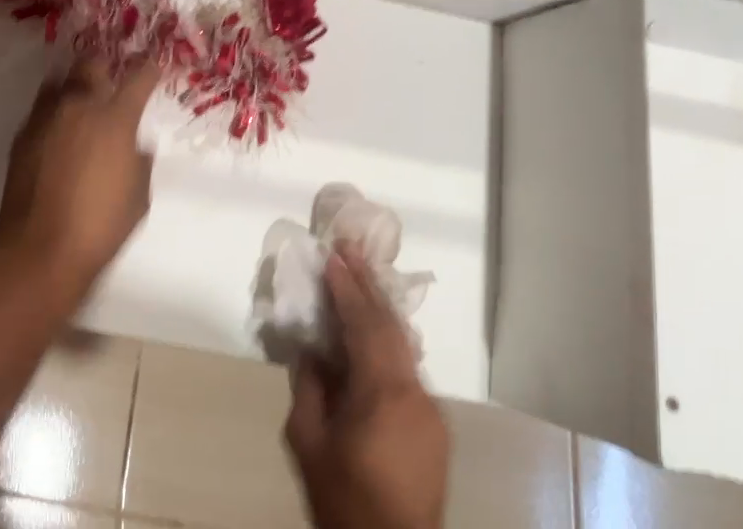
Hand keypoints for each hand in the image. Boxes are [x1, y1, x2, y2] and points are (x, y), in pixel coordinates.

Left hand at [0, 57, 160, 285]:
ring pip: (61, 81)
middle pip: (92, 65)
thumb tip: (135, 146)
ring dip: (75, 83)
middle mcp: (78, 107)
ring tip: (84, 95)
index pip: (138, 78)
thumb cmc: (101, 226)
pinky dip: (55, 109)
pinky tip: (61, 128)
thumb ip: (139, 161)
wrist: (42, 248)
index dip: (150, 69)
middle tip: (114, 75)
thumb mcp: (138, 196)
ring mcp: (45, 118)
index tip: (155, 66)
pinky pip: (42, 108)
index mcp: (115, 119)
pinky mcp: (22, 136)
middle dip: (106, 64)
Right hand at [284, 244, 449, 528]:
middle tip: (350, 247)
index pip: (364, 325)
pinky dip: (386, 343)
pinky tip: (369, 334)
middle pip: (391, 327)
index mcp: (384, 393)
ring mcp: (431, 410)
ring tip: (359, 278)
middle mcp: (416, 393)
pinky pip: (407, 370)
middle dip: (368, 285)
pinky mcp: (434, 427)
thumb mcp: (308, 440)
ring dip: (378, 311)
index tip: (333, 254)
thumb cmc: (343, 495)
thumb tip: (312, 351)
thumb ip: (309, 387)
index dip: (347, 287)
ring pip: (403, 348)